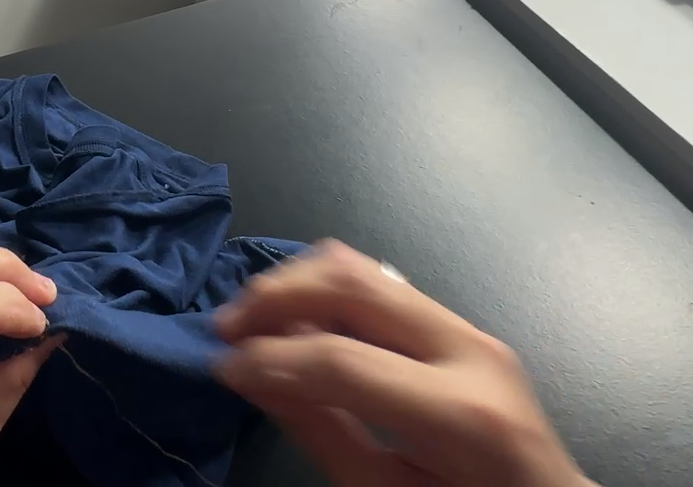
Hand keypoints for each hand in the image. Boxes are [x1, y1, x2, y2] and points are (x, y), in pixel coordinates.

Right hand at [214, 241, 591, 486]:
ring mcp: (464, 325)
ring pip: (354, 263)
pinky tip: (293, 316)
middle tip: (228, 326)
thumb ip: (318, 430)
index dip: (271, 358)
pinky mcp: (451, 318)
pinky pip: (369, 277)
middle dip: (275, 296)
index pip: (344, 362)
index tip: (223, 366)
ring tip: (252, 315)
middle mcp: (469, 349)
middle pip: (349, 283)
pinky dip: (317, 285)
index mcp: (466, 416)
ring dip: (291, 281)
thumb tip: (247, 373)